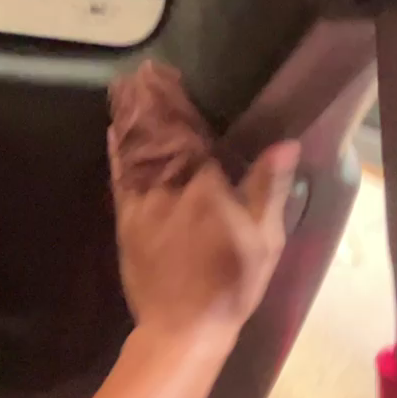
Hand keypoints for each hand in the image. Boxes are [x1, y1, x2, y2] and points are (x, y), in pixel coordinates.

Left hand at [108, 61, 299, 345]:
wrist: (182, 326)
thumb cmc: (230, 284)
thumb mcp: (263, 241)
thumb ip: (268, 189)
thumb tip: (284, 144)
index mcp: (206, 187)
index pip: (193, 134)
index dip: (181, 104)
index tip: (173, 76)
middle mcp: (169, 186)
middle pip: (159, 134)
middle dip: (151, 102)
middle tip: (144, 71)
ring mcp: (142, 202)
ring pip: (135, 149)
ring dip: (131, 117)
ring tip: (126, 88)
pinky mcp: (125, 219)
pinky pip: (119, 175)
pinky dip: (116, 150)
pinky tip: (113, 131)